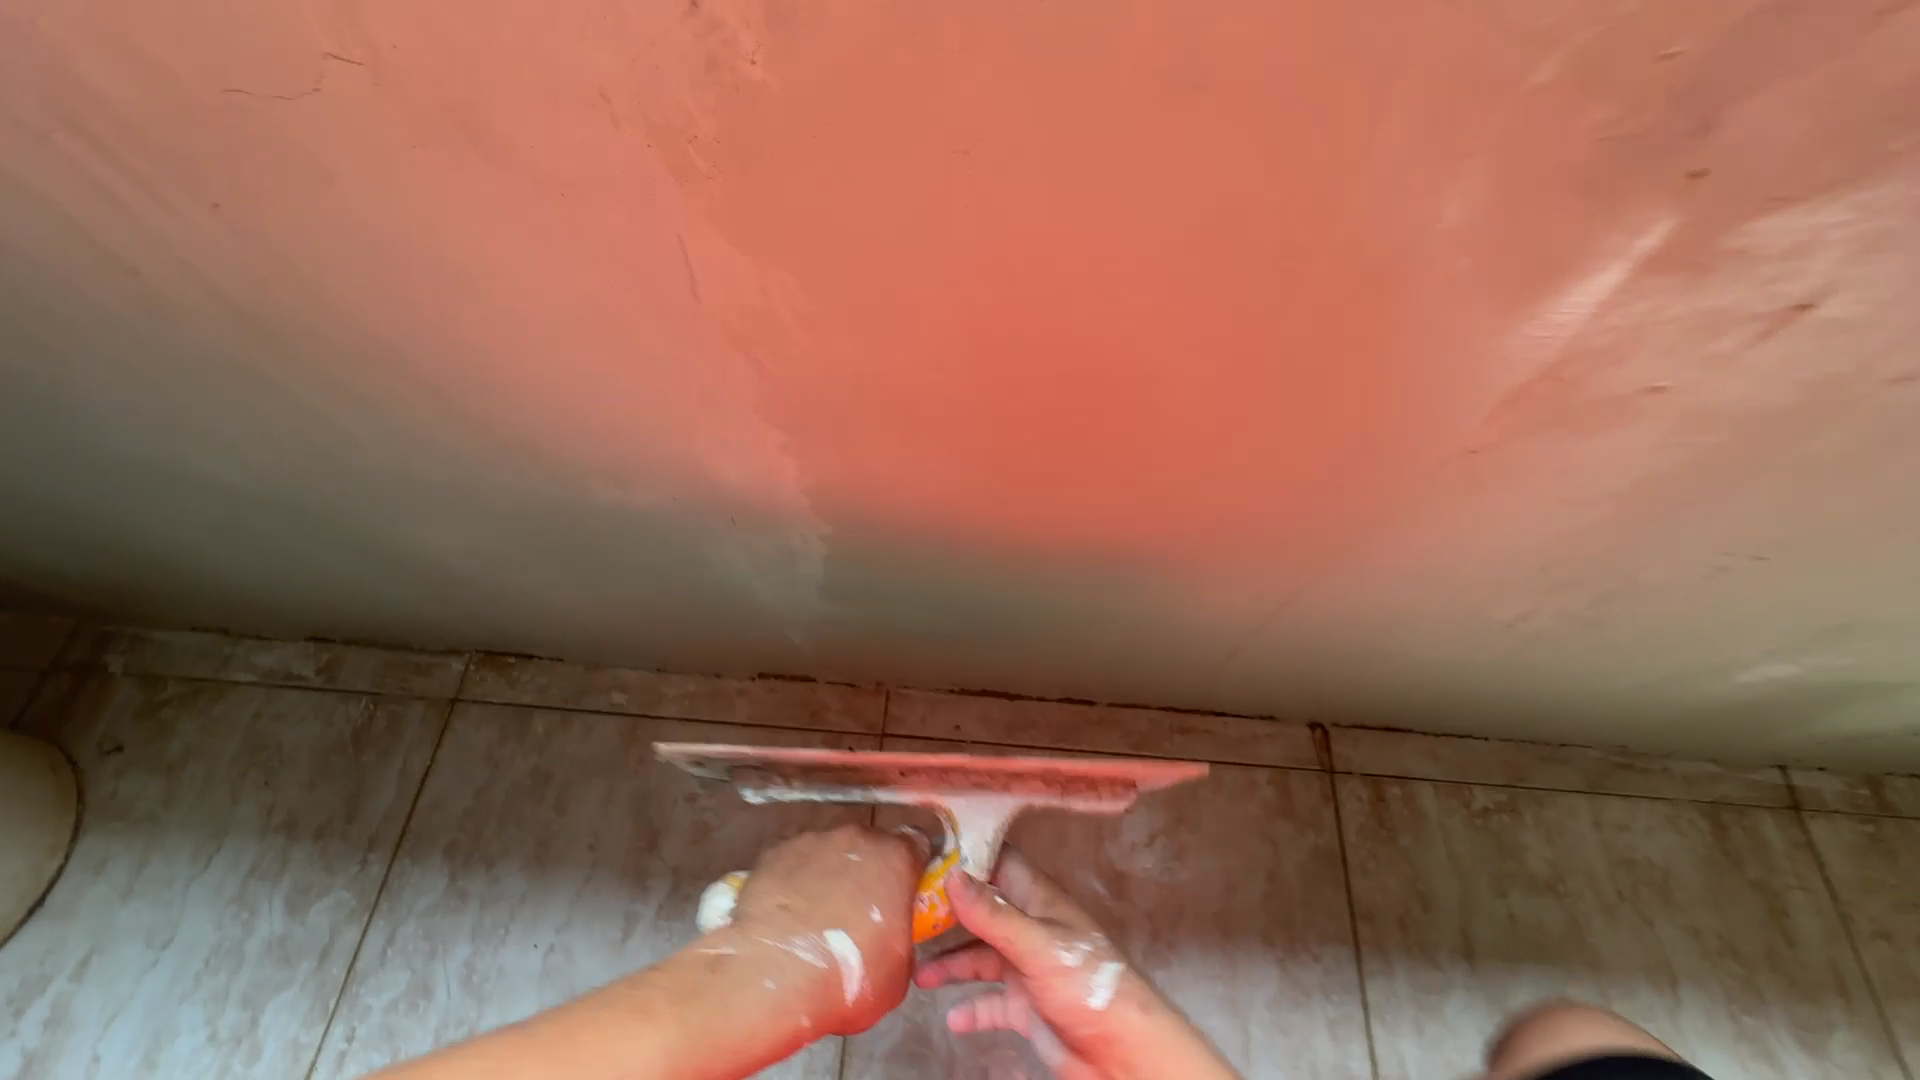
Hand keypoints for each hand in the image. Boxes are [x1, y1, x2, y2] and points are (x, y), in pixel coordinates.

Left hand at [721, 824, 928, 1035]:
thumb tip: (890, 939)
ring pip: (831, 851)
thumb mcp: (897, 974)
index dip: (911, 868)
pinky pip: (794, 861)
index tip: (904, 891)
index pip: (917, 845)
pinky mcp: (777, 851)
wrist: (772, 975)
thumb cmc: (847, 978)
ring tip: (814, 915)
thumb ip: (902, 941)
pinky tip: (785, 913)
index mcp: (897, 860)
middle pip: (871, 845)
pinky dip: (794, 880)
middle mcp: (858, 838)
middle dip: (869, 871)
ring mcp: (814, 840)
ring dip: (830, 874)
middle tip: (858, 909)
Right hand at [916, 849, 1239, 1079]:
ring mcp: (1027, 969)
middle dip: (947, 915)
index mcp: (1037, 901)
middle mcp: (1029, 928)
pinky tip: (953, 1018)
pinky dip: (971, 1007)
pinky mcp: (1027, 1007)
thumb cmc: (1085, 985)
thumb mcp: (1037, 945)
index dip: (965, 858)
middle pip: (981, 912)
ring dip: (950, 964)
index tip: (925, 856)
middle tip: (906, 918)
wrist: (1122, 1051)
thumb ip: (994, 913)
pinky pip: (991, 1002)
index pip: (998, 864)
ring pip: (980, 957)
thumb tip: (951, 874)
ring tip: (917, 975)